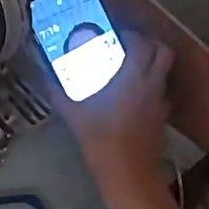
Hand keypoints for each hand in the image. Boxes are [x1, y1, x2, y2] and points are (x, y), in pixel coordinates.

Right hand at [54, 30, 174, 190]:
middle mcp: (152, 84)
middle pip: (162, 51)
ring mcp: (160, 100)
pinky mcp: (161, 115)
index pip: (141, 43)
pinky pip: (158, 90)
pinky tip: (130, 95)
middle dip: (147, 43)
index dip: (129, 35)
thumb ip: (59, 91)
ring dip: (149, 62)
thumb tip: (45, 75)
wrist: (128, 173)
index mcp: (133, 77)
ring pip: (163, 70)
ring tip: (126, 67)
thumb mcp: (73, 114)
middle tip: (125, 46)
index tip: (112, 36)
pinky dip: (148, 84)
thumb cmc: (101, 140)